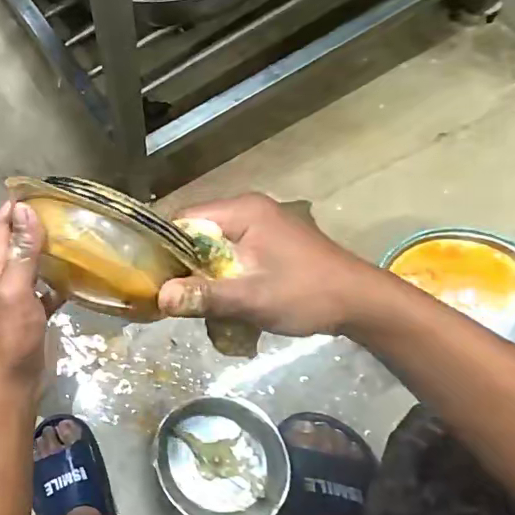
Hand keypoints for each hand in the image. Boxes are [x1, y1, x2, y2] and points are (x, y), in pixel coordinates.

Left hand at [0, 199, 56, 385]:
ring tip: (73, 233)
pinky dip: (59, 279)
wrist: (13, 380)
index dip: (14, 206)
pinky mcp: (33, 313)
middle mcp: (4, 278)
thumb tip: (25, 209)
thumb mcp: (16, 289)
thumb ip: (22, 252)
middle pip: (16, 242)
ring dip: (47, 248)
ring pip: (32, 263)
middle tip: (63, 207)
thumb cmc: (12, 336)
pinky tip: (77, 275)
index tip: (39, 187)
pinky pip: (46, 288)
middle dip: (33, 222)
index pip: (1, 227)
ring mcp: (19, 296)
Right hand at [158, 193, 388, 337]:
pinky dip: (225, 276)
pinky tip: (226, 301)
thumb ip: (205, 296)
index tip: (153, 280)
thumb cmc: (306, 294)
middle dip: (185, 267)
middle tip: (175, 298)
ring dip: (206, 276)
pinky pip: (233, 255)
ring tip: (200, 305)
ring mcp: (262, 225)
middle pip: (197, 234)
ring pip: (214, 248)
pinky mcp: (271, 242)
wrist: (360, 302)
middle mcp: (249, 210)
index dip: (164, 249)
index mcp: (243, 211)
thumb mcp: (252, 298)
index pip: (184, 220)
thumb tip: (160, 297)